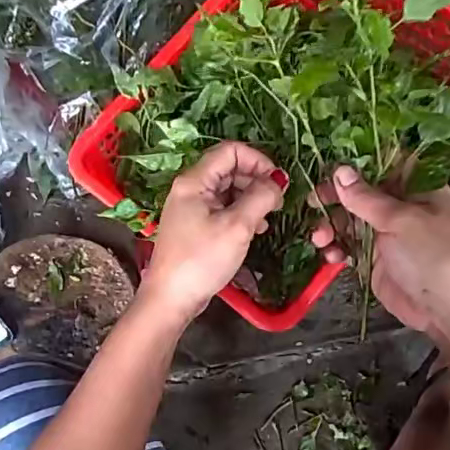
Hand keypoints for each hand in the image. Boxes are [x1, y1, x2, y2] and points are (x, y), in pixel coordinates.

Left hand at [142, 141, 288, 321]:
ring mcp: (191, 207)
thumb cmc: (202, 261)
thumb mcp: (237, 227)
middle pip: (230, 168)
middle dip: (257, 180)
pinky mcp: (195, 226)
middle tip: (278, 203)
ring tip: (267, 219)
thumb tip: (277, 181)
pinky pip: (222, 208)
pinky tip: (254, 229)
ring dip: (251, 198)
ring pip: (228, 189)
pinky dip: (241, 213)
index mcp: (195, 181)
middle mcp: (190, 188)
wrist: (171, 298)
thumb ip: (260, 198)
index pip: (231, 151)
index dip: (259, 160)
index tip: (278, 182)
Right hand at [312, 165, 449, 338]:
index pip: (383, 164)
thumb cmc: (435, 255)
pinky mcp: (376, 261)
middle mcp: (401, 207)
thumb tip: (340, 171)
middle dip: (335, 198)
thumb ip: (367, 198)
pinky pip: (349, 248)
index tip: (328, 167)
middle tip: (314, 202)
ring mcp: (387, 235)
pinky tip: (331, 257)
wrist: (449, 310)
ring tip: (320, 238)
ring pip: (350, 221)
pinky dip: (337, 250)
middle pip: (361, 193)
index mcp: (417, 187)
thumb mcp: (402, 221)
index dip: (356, 164)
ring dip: (331, 226)